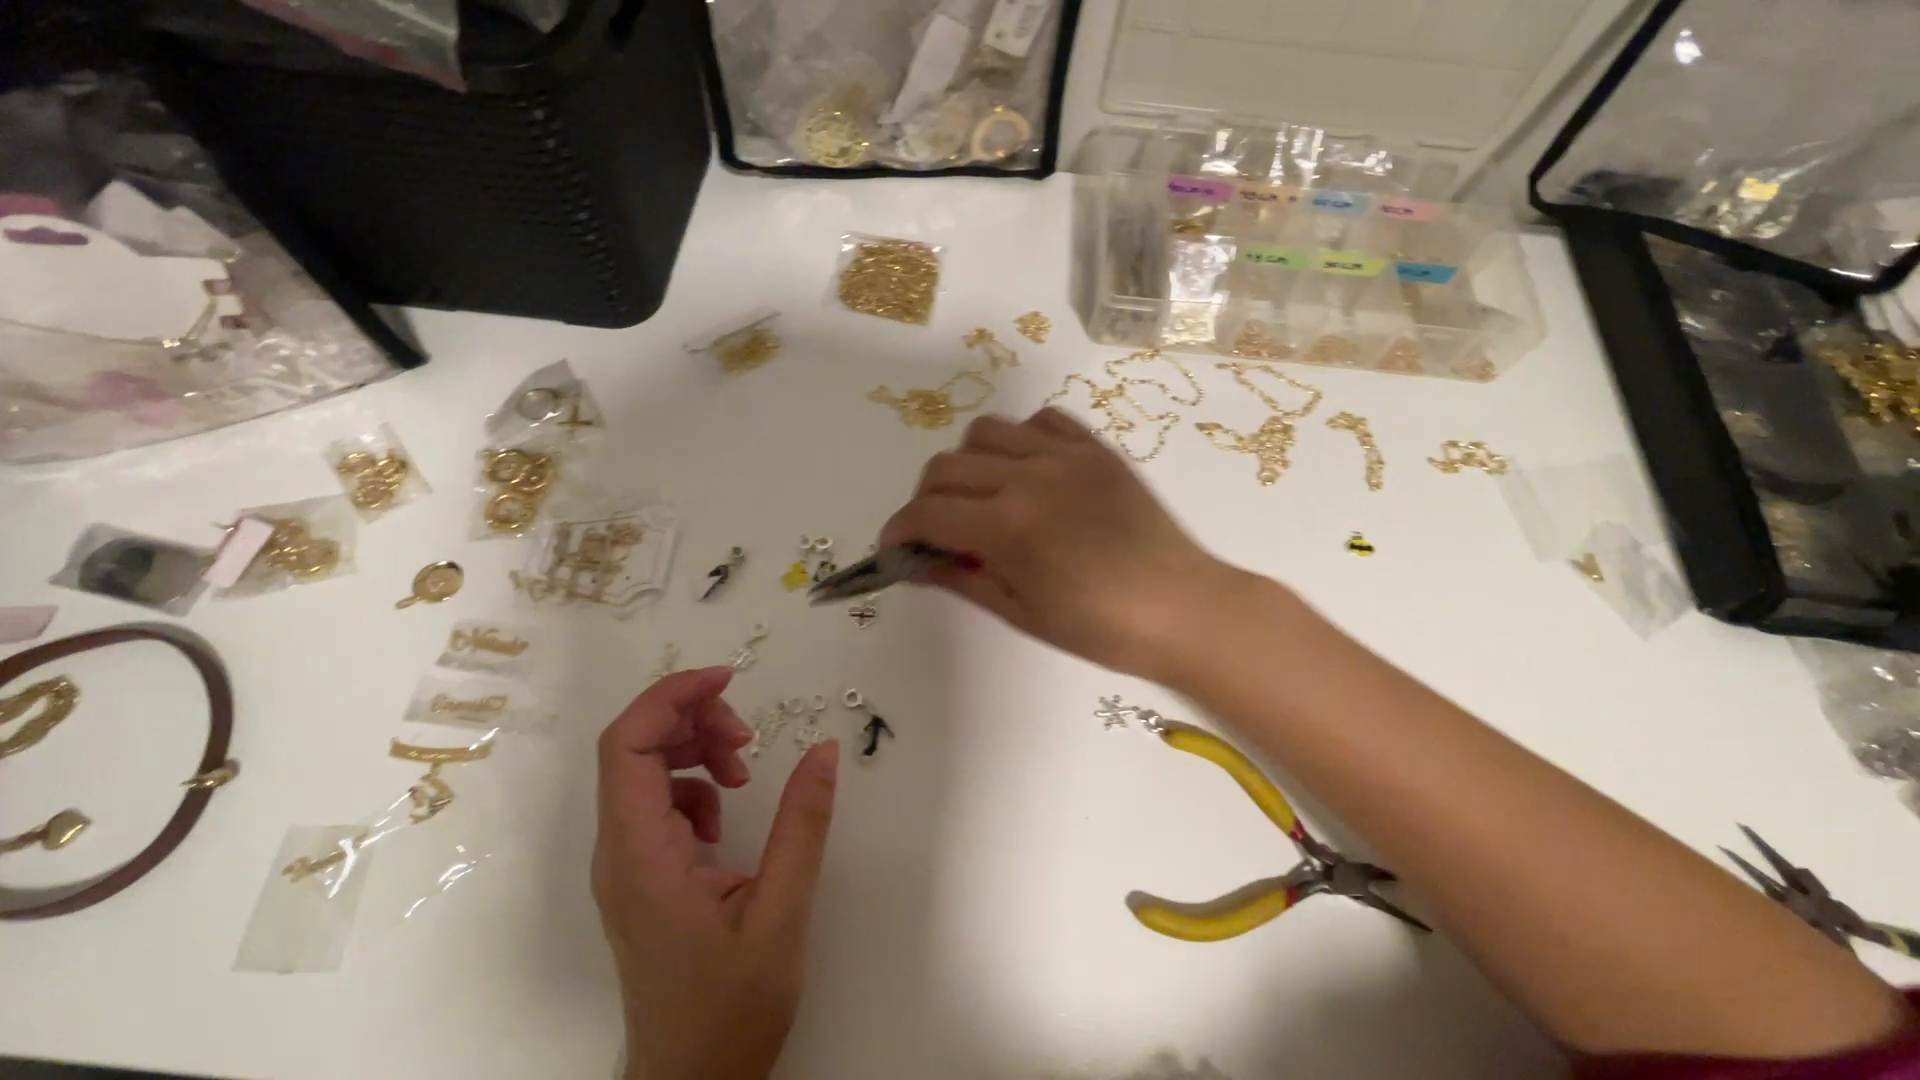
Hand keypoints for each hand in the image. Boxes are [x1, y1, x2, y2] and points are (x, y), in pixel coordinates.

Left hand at [593, 667, 839, 1079]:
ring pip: (644, 773)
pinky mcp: (641, 876)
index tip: (730, 679)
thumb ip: (802, 825)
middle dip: (692, 720)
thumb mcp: (782, 912)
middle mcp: (618, 852)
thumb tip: (824, 750)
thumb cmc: (733, 1007)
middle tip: (750, 737)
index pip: (626, 746)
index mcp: (639, 856)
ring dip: (695, 752)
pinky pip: (657, 805)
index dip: (671, 697)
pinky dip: (695, 788)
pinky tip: (729, 815)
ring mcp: (625, 864)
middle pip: (632, 748)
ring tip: (747, 773)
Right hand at [879, 408, 1239, 680]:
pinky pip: (1040, 421)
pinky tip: (1028, 473)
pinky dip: (1019, 440)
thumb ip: (962, 579)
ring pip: (985, 433)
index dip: (898, 531)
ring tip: (982, 498)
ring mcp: (1065, 456)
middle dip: (925, 501)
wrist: (1182, 608)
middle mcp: (1029, 477)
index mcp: (1008, 526)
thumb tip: (915, 565)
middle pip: (945, 468)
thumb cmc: (1100, 627)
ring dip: (967, 465)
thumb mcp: (1021, 611)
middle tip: (938, 533)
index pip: (926, 513)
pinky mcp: (1096, 449)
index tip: (895, 550)